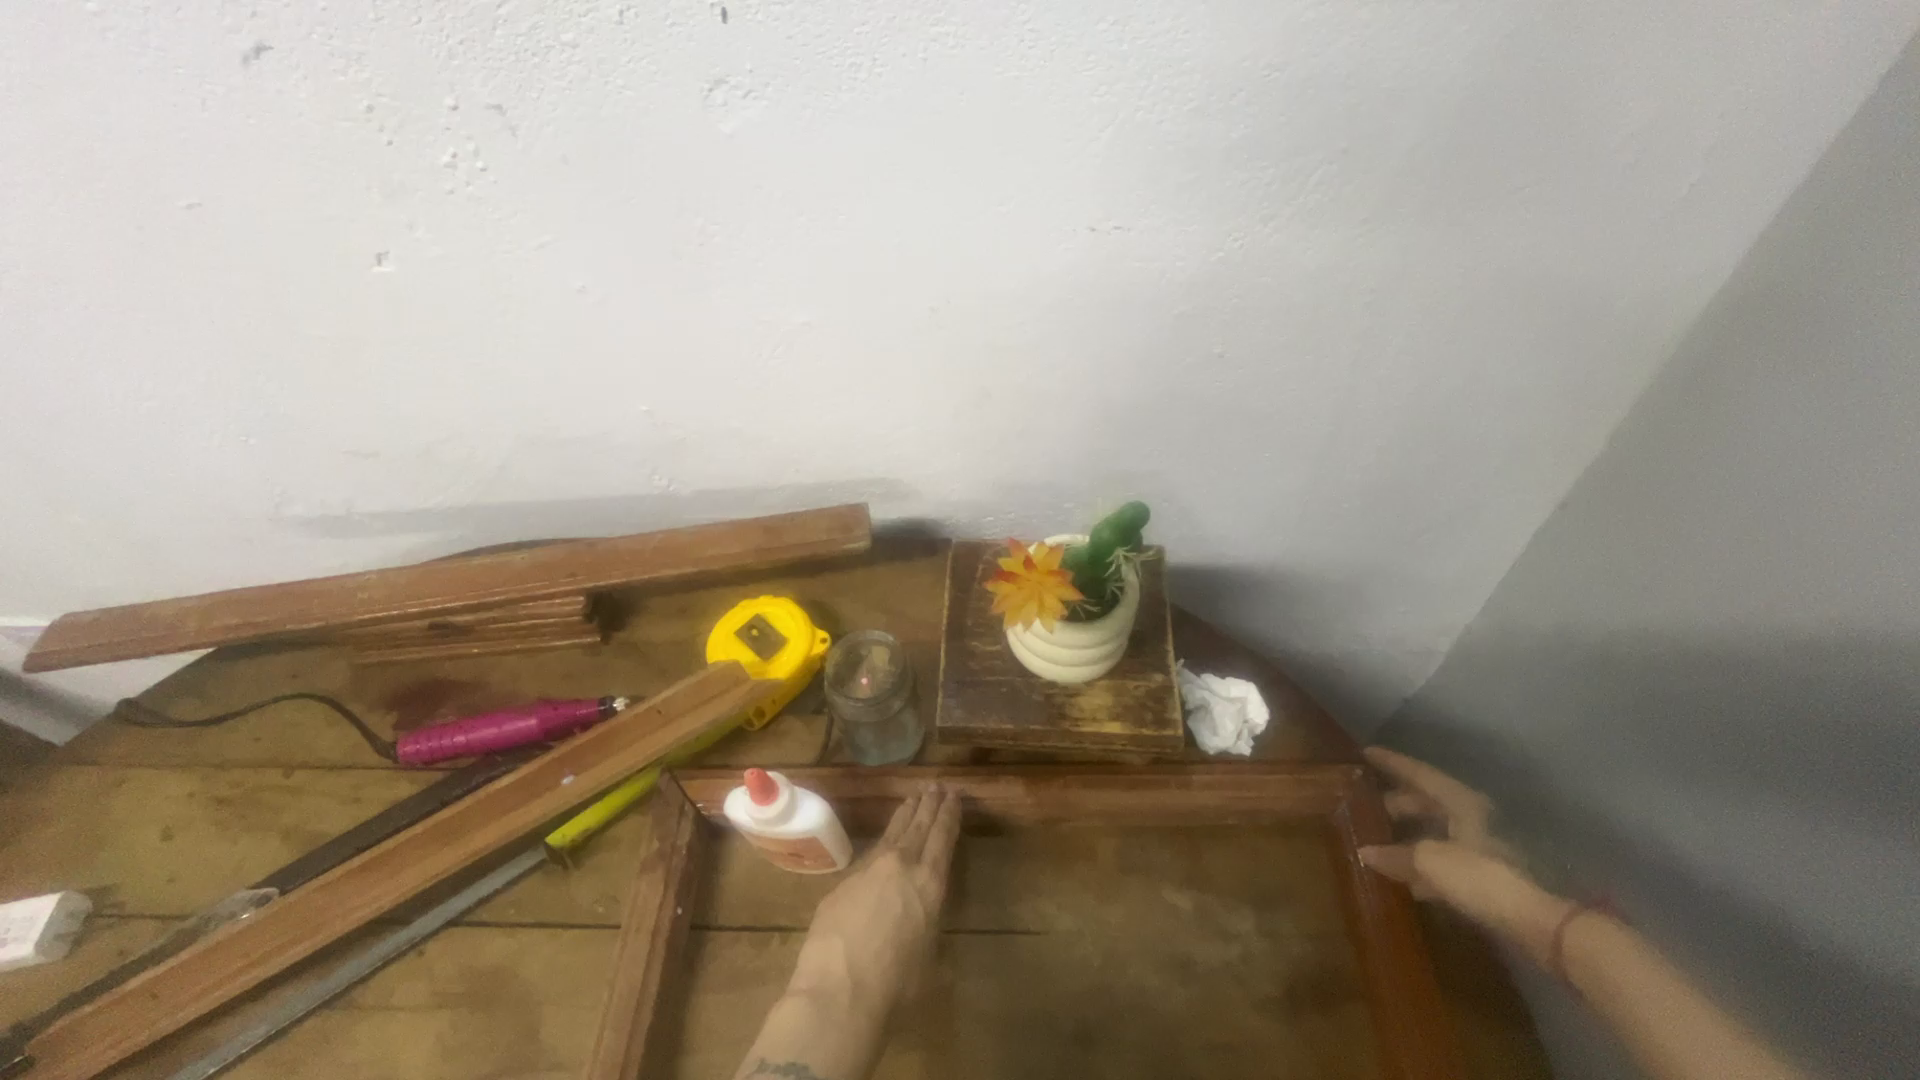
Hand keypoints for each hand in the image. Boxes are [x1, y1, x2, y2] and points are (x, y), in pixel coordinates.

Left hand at [790, 785, 961, 1021]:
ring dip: (906, 813)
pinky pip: (870, 853)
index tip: (954, 794)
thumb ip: (929, 927)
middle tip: (936, 784)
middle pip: (919, 825)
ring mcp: (868, 869)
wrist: (839, 988)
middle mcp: (901, 865)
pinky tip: (884, 841)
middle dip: (929, 804)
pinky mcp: (844, 881)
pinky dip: (883, 840)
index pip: (943, 837)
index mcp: (930, 882)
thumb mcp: (930, 957)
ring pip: (893, 831)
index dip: (949, 814)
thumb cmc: (896, 983)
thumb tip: (922, 920)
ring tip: (914, 796)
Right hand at [1358, 747, 1569, 962]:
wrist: (1538, 923)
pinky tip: (1407, 881)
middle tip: (1365, 807)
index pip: (1420, 774)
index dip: (1392, 763)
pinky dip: (1424, 865)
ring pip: (1437, 833)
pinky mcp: (1488, 877)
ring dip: (1409, 837)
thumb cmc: (1482, 877)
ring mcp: (1483, 848)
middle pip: (1428, 802)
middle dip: (1396, 803)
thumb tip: (1365, 852)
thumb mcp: (1430, 861)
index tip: (1365, 752)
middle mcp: (1473, 818)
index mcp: (1461, 803)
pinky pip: (1446, 862)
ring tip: (1378, 844)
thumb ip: (1395, 854)